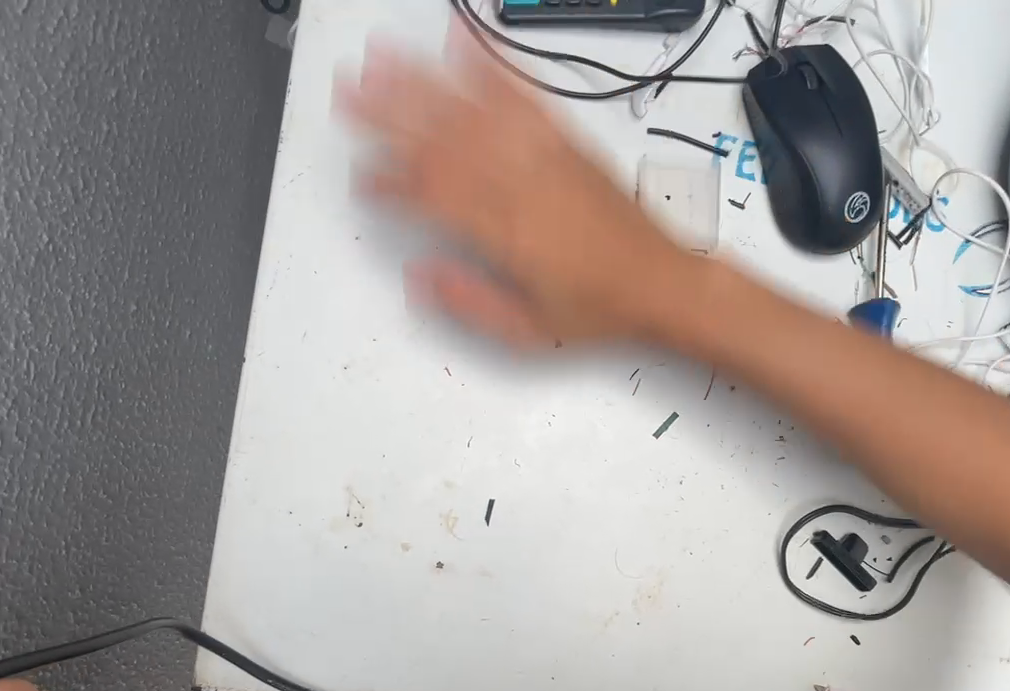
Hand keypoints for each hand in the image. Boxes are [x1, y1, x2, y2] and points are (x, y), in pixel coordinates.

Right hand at [335, 35, 699, 347]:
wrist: (661, 284)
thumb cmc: (600, 308)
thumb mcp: (529, 331)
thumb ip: (471, 303)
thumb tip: (420, 277)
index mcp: (507, 232)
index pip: (432, 194)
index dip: (390, 183)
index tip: (364, 182)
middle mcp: (523, 185)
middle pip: (442, 138)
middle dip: (388, 114)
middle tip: (347, 94)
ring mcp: (547, 158)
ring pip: (474, 109)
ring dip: (424, 79)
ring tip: (385, 56)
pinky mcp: (570, 144)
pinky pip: (525, 95)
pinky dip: (492, 65)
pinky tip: (465, 40)